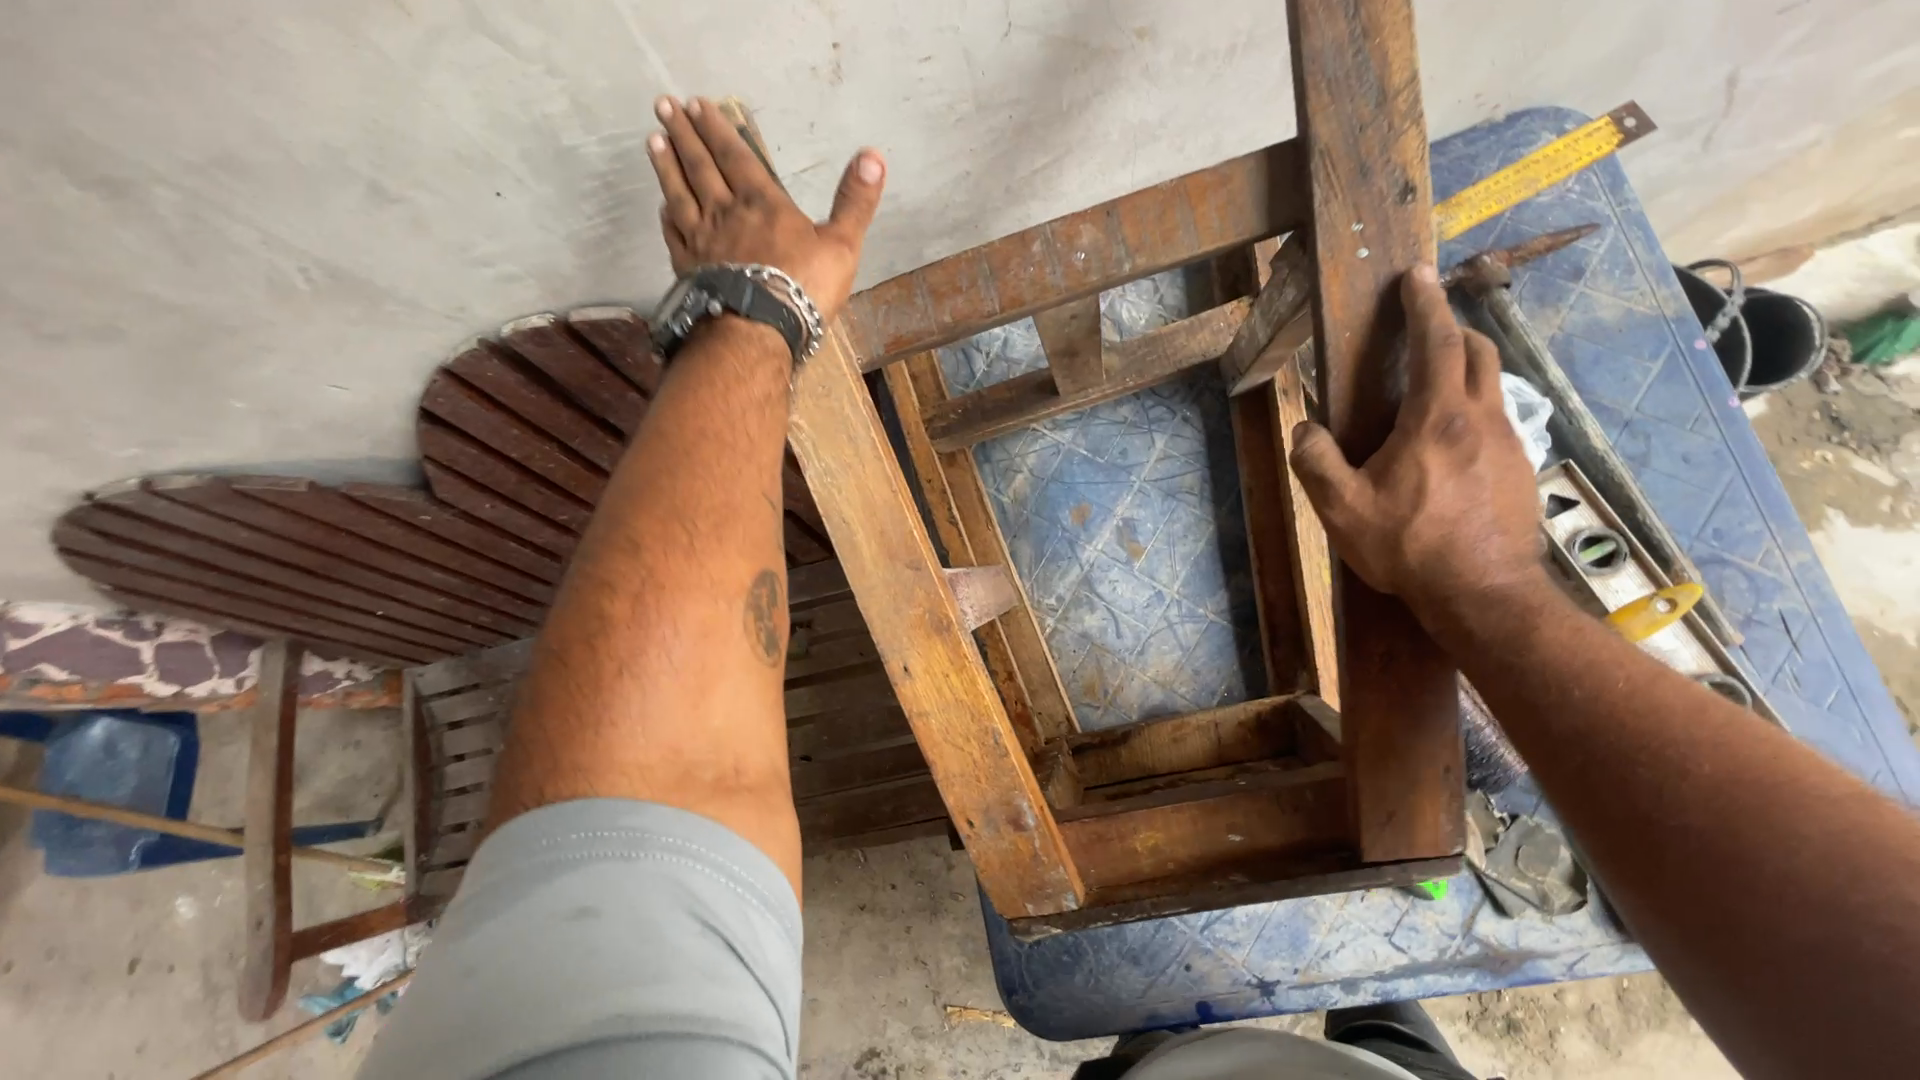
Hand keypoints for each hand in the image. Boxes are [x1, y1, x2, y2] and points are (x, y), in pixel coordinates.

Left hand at [647, 96, 884, 319]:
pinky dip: (666, 216)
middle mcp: (725, 212)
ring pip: (679, 193)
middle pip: (701, 166)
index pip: (736, 156)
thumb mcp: (842, 245)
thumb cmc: (803, 289)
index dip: (717, 129)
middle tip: (665, 107)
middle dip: (684, 134)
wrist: (757, 333)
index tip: (696, 105)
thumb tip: (874, 155)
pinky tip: (661, 207)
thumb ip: (855, 202)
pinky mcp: (688, 268)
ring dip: (666, 166)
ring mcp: (701, 241)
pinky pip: (673, 234)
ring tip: (654, 141)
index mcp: (762, 203)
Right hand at [1289, 264, 1547, 631]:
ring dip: (1467, 367)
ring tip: (1435, 382)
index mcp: (1436, 419)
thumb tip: (1304, 431)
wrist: (1484, 595)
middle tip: (1426, 327)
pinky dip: (1475, 408)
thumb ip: (1316, 462)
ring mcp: (1509, 443)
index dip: (1426, 304)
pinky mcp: (1521, 469)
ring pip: (1495, 383)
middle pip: (1479, 351)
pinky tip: (1451, 442)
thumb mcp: (1343, 510)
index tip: (1416, 276)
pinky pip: (1498, 419)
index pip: (1437, 343)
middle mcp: (1481, 419)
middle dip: (1453, 328)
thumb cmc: (1410, 547)